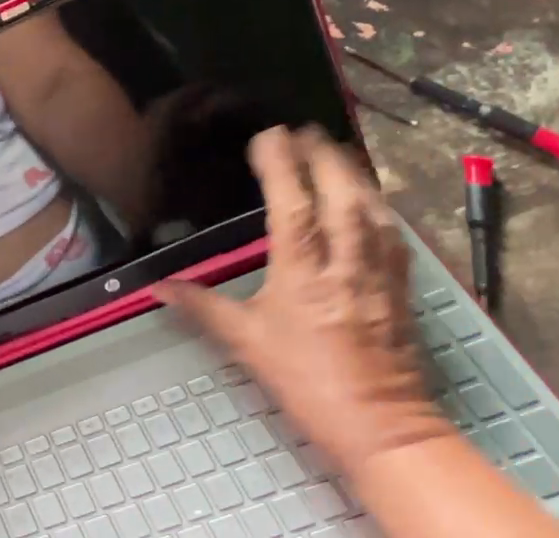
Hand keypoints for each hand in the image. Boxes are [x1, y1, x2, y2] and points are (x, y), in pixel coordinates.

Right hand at [153, 126, 455, 476]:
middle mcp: (346, 265)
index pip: (292, 205)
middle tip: (305, 130)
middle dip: (324, 159)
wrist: (383, 428)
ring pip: (374, 213)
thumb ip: (201, 306)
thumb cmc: (306, 380)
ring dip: (356, 176)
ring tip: (339, 152)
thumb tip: (156, 285)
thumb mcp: (245, 342)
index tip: (268, 134)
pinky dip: (382, 210)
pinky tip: (373, 202)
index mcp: (304, 272)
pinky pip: (394, 239)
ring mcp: (380, 276)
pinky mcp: (402, 292)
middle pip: (341, 198)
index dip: (280, 165)